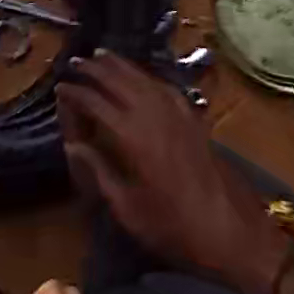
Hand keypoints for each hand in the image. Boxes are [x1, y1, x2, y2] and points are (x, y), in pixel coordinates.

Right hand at [56, 51, 284, 293]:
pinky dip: (147, 76)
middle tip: (74, 63)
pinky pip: (165, 87)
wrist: (234, 238)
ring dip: (119, 65)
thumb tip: (72, 145)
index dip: (74, 92)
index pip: (95, 102)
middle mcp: (153, 117)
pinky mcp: (194, 122)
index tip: (59, 89)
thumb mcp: (127, 208)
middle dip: (93, 69)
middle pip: (118, 81)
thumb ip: (98, 172)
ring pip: (142, 78)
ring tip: (100, 54)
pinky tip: (140, 76)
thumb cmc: (174, 228)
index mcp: (132, 137)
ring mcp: (177, 116)